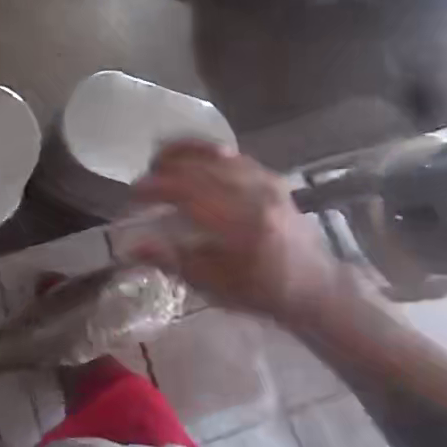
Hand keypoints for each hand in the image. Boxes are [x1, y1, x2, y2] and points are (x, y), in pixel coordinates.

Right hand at [130, 141, 355, 321]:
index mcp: (241, 224)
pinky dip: (207, 153)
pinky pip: (233, 156)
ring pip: (216, 153)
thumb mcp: (213, 285)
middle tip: (144, 181)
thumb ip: (172, 260)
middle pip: (200, 166)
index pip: (189, 191)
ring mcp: (267, 182)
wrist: (314, 287)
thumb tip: (132, 246)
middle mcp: (256, 195)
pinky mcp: (272, 178)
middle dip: (165, 168)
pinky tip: (191, 161)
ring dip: (184, 154)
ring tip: (160, 163)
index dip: (156, 187)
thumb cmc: (261, 292)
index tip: (135, 194)